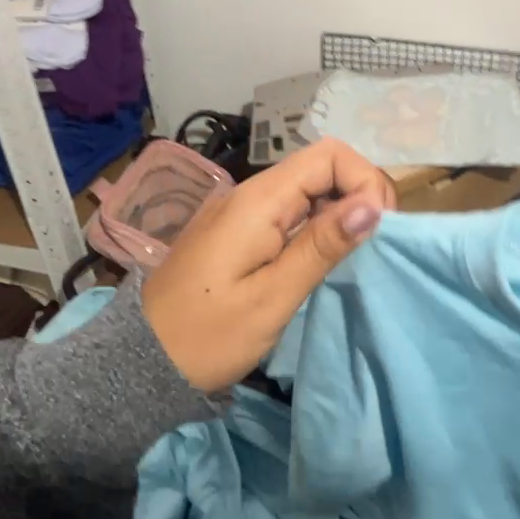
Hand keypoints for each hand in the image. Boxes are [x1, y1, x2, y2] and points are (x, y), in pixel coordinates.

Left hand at [141, 139, 395, 391]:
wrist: (141, 363)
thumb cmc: (207, 336)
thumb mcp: (271, 298)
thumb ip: (321, 247)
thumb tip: (371, 206)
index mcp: (259, 200)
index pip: (329, 155)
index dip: (364, 180)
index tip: (378, 228)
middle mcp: (251, 194)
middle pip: (321, 166)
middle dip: (358, 193)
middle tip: (374, 243)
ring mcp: (243, 212)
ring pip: (309, 188)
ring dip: (341, 211)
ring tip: (355, 254)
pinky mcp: (240, 232)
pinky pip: (291, 211)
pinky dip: (318, 225)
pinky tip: (324, 258)